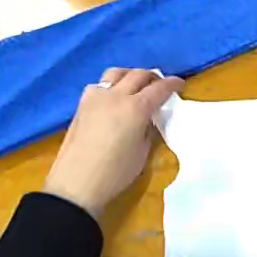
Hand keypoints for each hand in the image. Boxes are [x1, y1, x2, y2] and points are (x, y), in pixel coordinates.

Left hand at [42, 68, 184, 218]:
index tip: (180, 83)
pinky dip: (111, 85)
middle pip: (138, 75)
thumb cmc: (115, 173)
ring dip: (130, 75)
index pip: (159, 88)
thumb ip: (148, 130)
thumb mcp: (142, 153)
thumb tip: (148, 119)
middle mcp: (117, 96)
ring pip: (116, 73)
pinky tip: (113, 98)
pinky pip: (99, 85)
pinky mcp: (81, 104)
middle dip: (152, 77)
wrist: (76, 183)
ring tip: (136, 85)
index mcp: (136, 108)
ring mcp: (96, 97)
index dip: (172, 84)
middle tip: (160, 85)